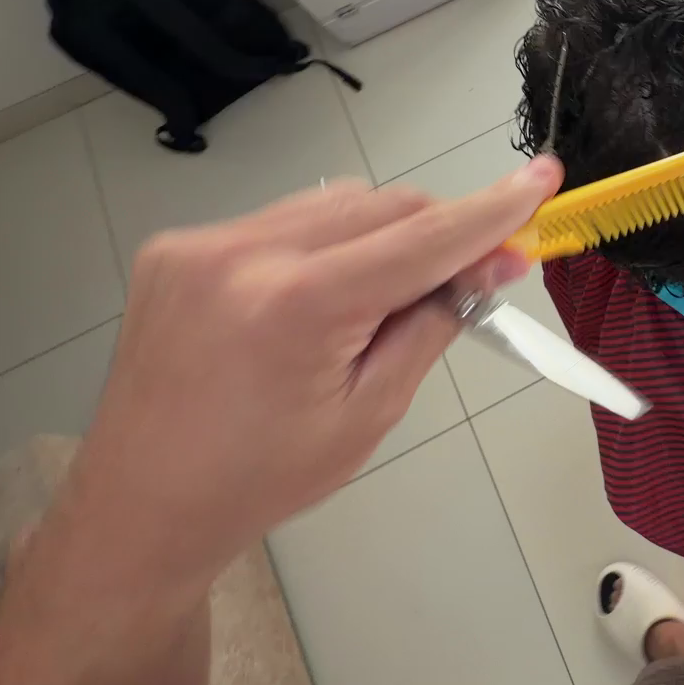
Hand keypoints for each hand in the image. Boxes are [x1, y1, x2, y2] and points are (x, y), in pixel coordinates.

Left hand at [65, 159, 562, 582]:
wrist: (138, 508)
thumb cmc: (270, 475)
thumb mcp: (376, 408)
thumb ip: (437, 320)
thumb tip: (497, 262)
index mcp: (298, 305)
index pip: (425, 237)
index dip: (495, 208)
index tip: (545, 176)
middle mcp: (245, 252)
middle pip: (389, 206)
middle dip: (447, 229)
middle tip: (484, 269)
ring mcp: (204, 242)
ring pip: (345, 201)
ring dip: (393, 231)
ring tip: (394, 293)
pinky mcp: (182, 245)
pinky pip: (295, 215)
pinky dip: (338, 237)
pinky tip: (333, 286)